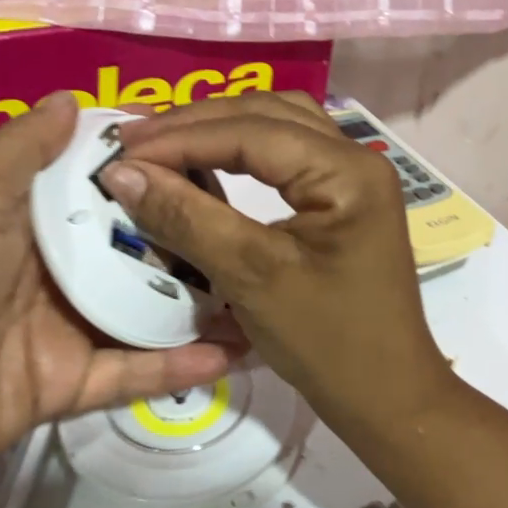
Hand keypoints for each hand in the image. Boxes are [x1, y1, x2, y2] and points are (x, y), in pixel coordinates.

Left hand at [0, 91, 238, 507]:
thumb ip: (20, 148)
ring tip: (260, 292)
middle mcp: (42, 263)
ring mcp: (55, 326)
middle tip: (254, 228)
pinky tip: (231, 354)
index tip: (212, 154)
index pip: (96, 180)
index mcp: (18, 213)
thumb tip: (73, 95)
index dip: (149, 165)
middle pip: (128, 245)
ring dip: (193, 304)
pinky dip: (174, 365)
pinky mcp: (62, 384)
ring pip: (138, 309)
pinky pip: (128, 371)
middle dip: (186, 237)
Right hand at [98, 93, 450, 426]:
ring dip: (220, 126)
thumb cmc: (326, 341)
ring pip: (278, 124)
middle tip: (134, 139)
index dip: (181, 137)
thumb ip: (188, 217)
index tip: (121, 150)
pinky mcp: (343, 195)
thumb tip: (123, 173)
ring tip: (163, 141)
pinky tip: (210, 157)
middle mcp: (355, 158)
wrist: (386, 393)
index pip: (251, 132)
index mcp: (346, 171)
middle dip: (197, 123)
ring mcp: (353, 174)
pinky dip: (244, 146)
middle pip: (266, 114)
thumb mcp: (251, 277)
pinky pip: (288, 150)